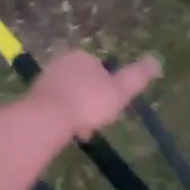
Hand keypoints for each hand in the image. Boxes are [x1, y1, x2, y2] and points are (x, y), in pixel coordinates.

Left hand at [28, 51, 161, 138]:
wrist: (47, 117)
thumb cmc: (88, 102)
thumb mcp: (120, 90)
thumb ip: (137, 76)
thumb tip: (156, 60)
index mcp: (81, 57)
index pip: (101, 70)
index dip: (109, 90)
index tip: (112, 108)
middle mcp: (60, 62)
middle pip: (84, 84)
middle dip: (91, 103)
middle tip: (96, 122)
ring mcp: (45, 79)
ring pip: (69, 97)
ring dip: (77, 113)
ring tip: (82, 132)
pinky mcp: (33, 96)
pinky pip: (54, 108)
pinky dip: (62, 119)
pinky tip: (67, 132)